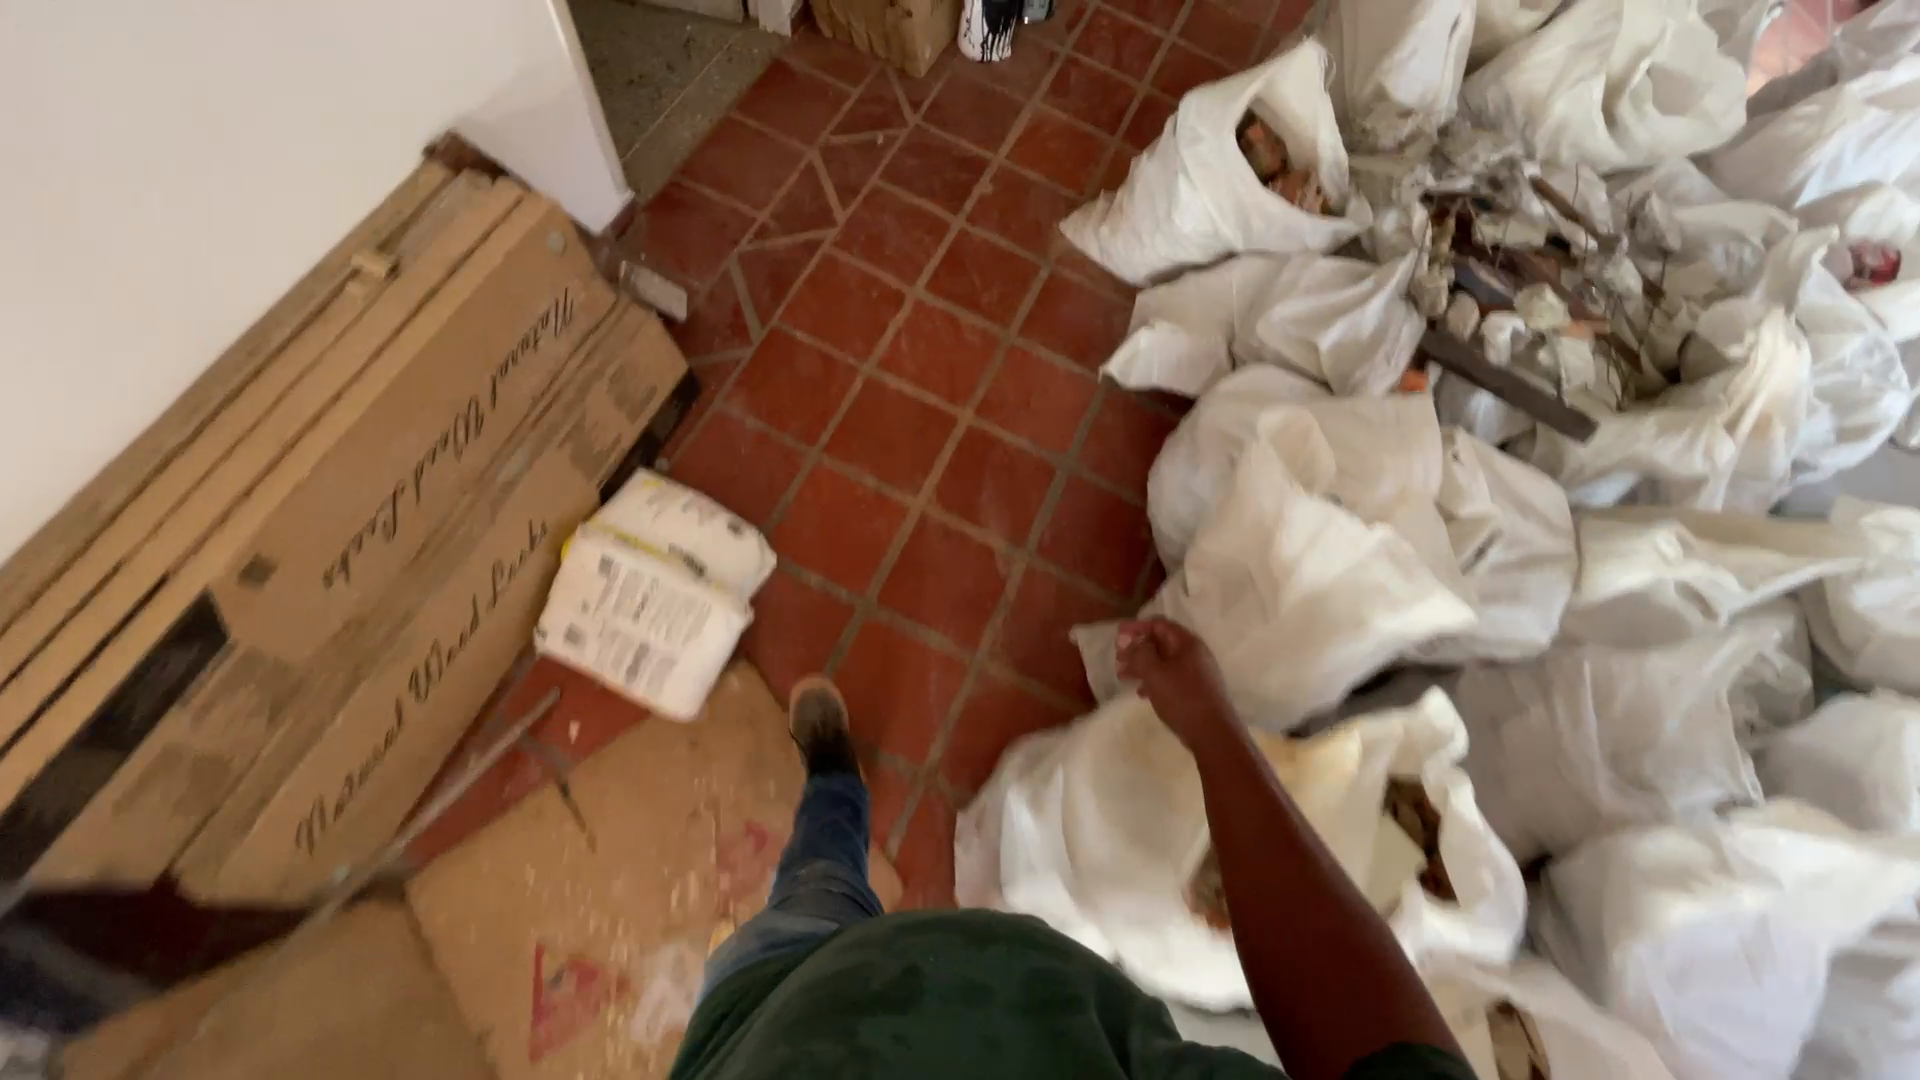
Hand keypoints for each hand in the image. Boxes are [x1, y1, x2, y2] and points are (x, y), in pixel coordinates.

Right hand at [1116, 617, 1236, 748]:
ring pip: (1163, 662)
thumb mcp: (1154, 672)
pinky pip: (1169, 678)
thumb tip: (1132, 642)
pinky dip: (1153, 680)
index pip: (1159, 624)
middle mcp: (1193, 654)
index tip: (1118, 633)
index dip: (1137, 626)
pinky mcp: (1194, 690)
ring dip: (1141, 666)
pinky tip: (1141, 692)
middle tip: (1118, 658)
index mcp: (1186, 643)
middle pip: (1160, 643)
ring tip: (1123, 677)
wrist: (1213, 733)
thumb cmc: (1181, 697)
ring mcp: (1195, 673)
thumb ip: (1139, 653)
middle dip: (1137, 648)